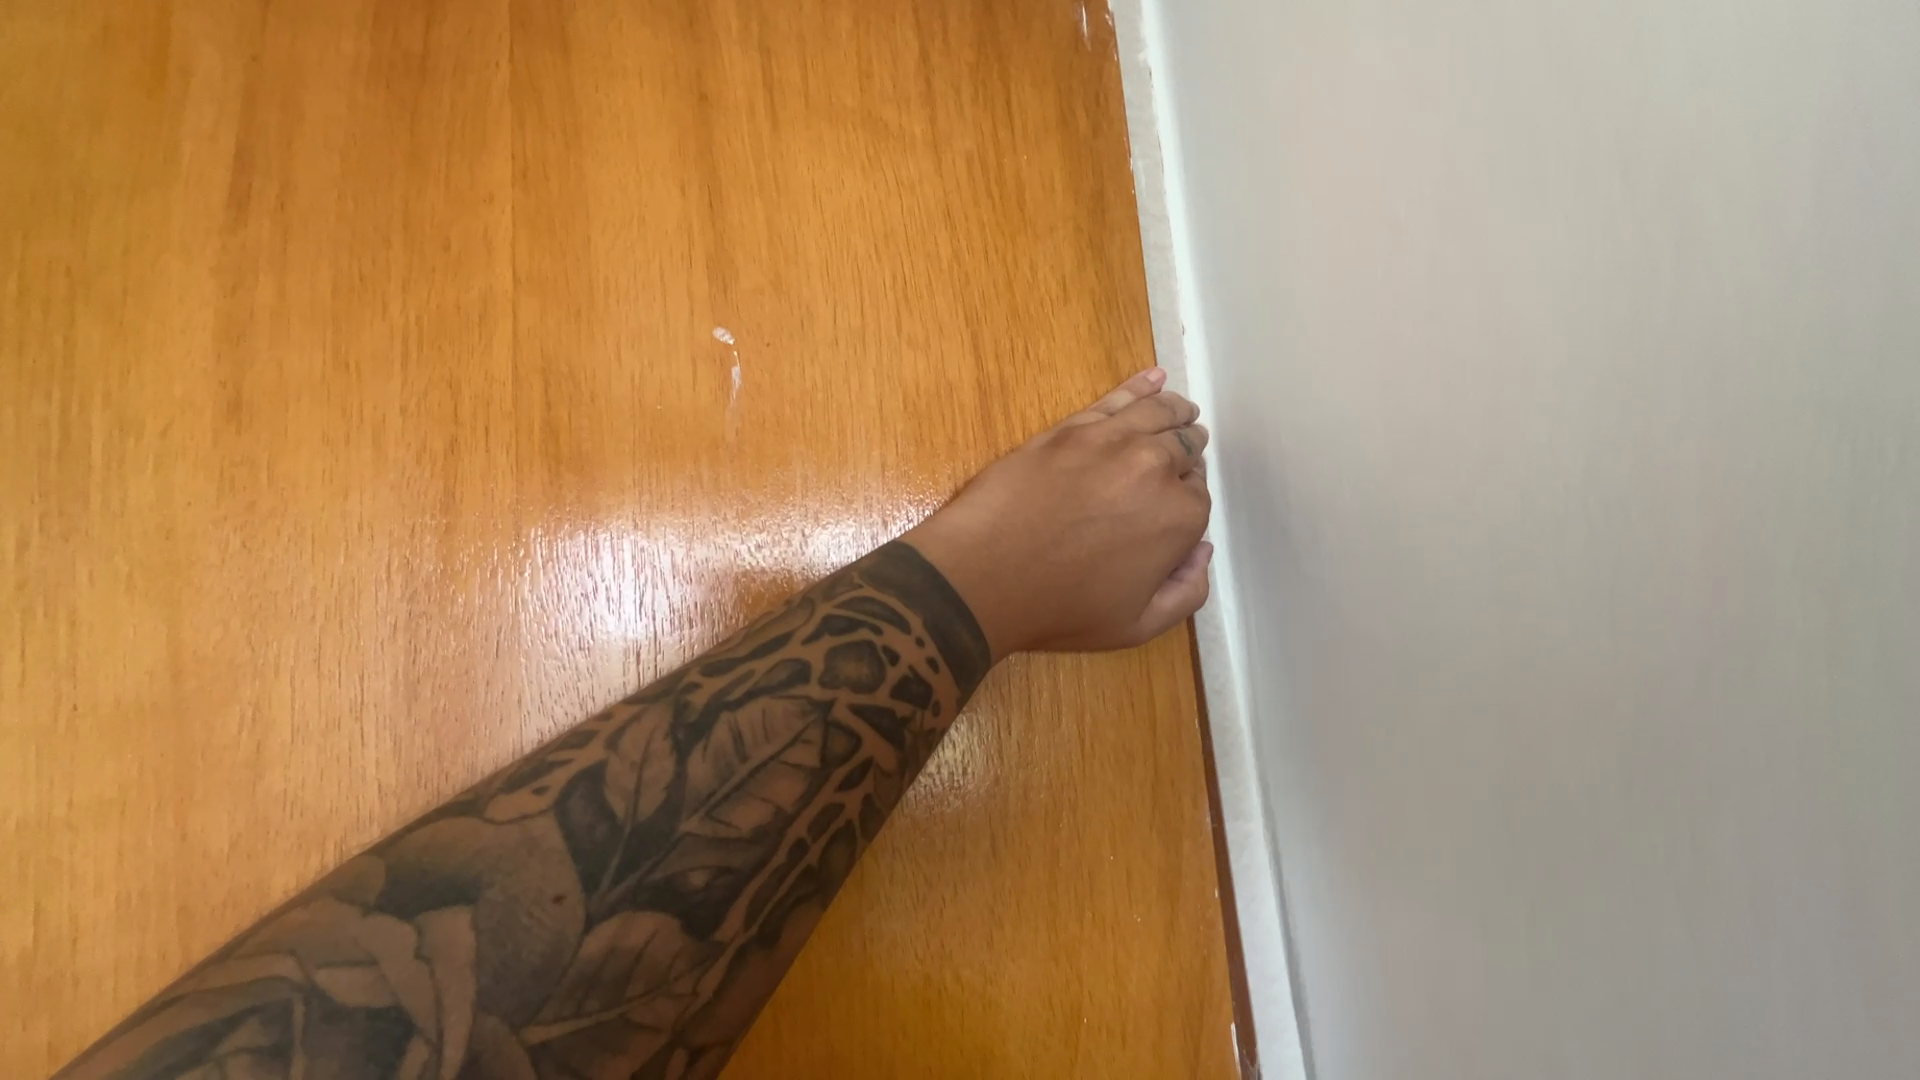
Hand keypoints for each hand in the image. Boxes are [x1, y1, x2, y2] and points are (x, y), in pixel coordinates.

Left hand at [904, 368, 1212, 656]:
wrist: (983, 575)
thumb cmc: (1059, 608)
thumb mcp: (1138, 625)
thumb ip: (1186, 592)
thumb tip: (1202, 551)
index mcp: (1179, 517)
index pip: (1197, 497)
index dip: (1184, 504)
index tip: (1169, 511)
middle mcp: (1155, 468)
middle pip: (1182, 450)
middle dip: (1184, 456)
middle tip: (1180, 459)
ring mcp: (1111, 440)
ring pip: (1158, 414)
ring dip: (1176, 414)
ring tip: (1182, 414)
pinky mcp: (1071, 428)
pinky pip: (1116, 397)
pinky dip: (1140, 385)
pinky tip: (1154, 378)